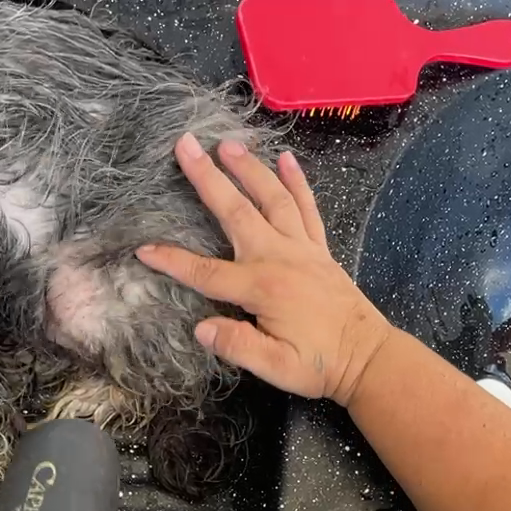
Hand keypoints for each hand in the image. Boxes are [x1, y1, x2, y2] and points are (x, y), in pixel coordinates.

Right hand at [138, 133, 395, 406]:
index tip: (143, 249)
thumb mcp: (274, 367)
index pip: (206, 273)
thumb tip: (200, 327)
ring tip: (228, 143)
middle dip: (208, 179)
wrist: (366, 358)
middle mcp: (280, 258)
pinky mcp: (319, 250)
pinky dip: (297, 181)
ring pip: (272, 198)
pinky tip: (286, 159)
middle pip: (236, 213)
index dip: (172, 261)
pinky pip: (307, 208)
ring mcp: (302, 249)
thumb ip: (237, 345)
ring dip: (249, 169)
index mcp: (262, 288)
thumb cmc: (318, 366)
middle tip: (185, 145)